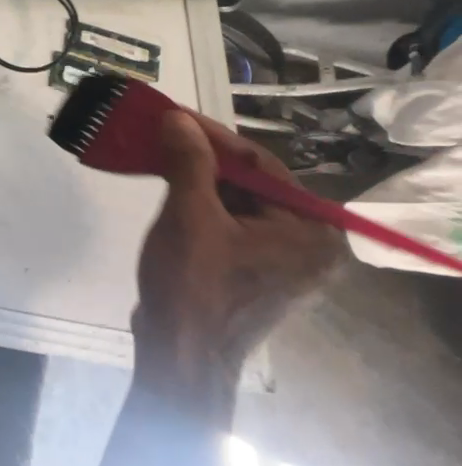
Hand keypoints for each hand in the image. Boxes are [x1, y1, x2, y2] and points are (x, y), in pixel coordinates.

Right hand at [133, 110, 344, 378]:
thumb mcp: (189, 216)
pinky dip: (199, 201)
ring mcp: (280, 260)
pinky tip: (168, 187)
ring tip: (155, 154)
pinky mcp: (251, 270)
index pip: (263, 165)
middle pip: (252, 183)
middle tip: (159, 132)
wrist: (181, 350)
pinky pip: (229, 222)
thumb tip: (178, 118)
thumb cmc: (194, 283)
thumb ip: (189, 164)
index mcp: (310, 232)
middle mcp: (308, 244)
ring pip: (237, 201)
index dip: (214, 136)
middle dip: (203, 156)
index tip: (171, 115)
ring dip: (196, 176)